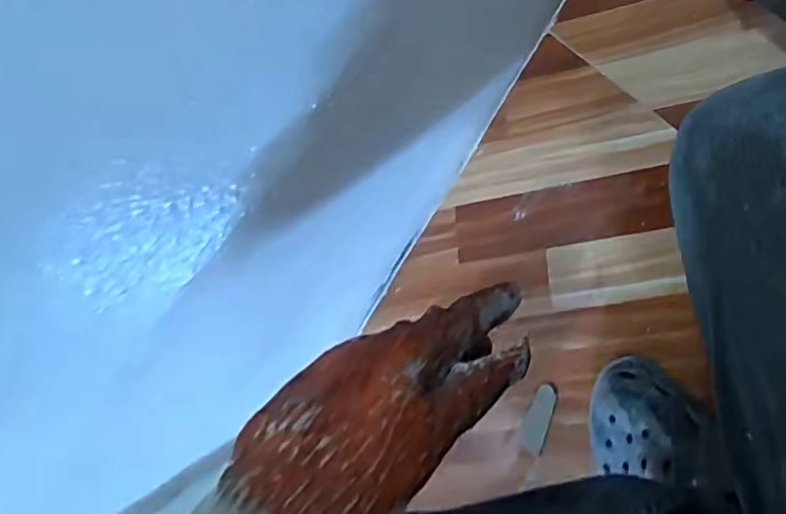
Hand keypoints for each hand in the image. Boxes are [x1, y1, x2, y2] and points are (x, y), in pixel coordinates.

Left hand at [219, 284, 529, 513]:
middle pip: (430, 327)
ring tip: (433, 380)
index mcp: (413, 348)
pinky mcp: (307, 382)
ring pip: (394, 346)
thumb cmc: (368, 472)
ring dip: (420, 355)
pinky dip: (384, 373)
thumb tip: (516, 354)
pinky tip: (381, 402)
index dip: (492, 304)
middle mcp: (377, 341)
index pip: (465, 314)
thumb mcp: (434, 435)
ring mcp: (337, 359)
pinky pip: (360, 364)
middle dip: (459, 334)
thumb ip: (477, 388)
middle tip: (479, 349)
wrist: (269, 508)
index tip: (513, 294)